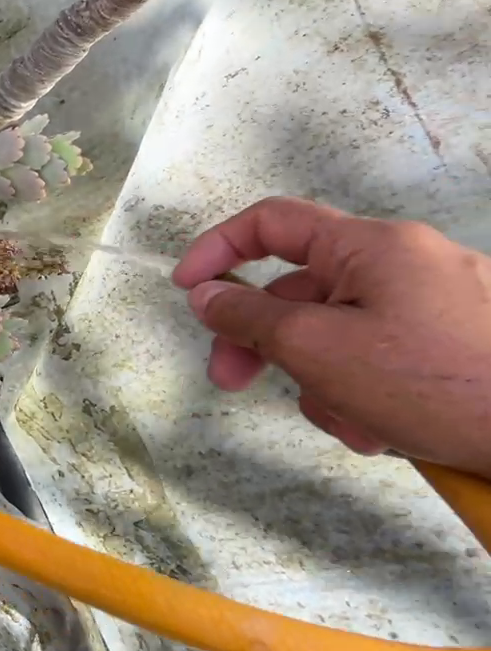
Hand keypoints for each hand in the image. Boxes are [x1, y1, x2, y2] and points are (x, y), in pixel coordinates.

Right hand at [173, 197, 490, 473]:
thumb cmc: (435, 380)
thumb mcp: (314, 346)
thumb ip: (245, 314)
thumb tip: (207, 296)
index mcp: (373, 247)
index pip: (269, 222)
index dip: (215, 248)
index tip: (188, 289)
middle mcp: (410, 265)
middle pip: (300, 289)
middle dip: (260, 338)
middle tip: (231, 379)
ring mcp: (444, 307)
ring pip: (338, 331)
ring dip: (318, 377)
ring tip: (344, 422)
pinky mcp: (468, 346)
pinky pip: (384, 355)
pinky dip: (365, 389)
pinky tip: (381, 428)